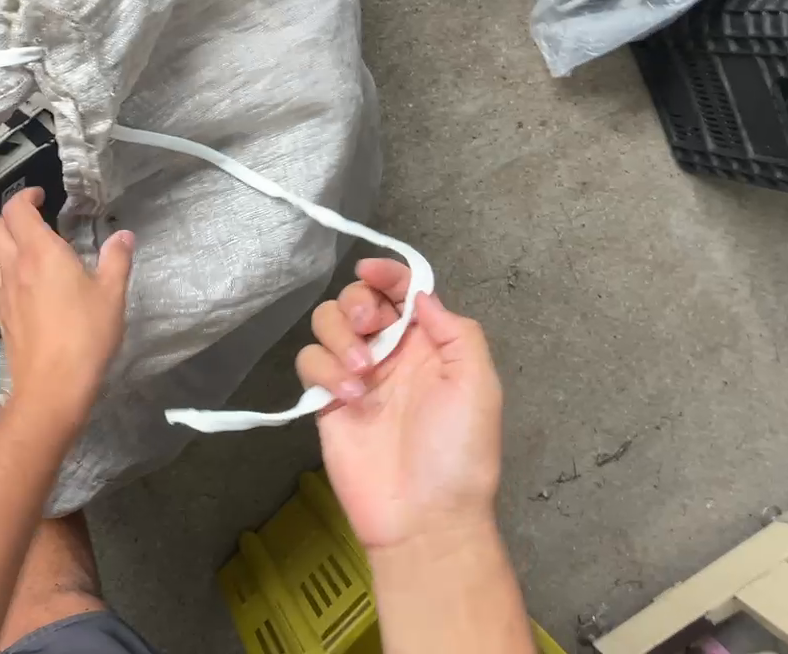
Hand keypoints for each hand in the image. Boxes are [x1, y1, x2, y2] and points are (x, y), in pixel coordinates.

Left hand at [0, 189, 134, 429]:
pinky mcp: (0, 316)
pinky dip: (2, 273)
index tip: (41, 196)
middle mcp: (15, 267)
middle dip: (9, 216)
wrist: (52, 387)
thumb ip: (116, 260)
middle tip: (33, 219)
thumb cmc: (85, 336)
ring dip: (2, 244)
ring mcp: (3, 293)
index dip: (25, 196)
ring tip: (26, 248)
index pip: (16, 210)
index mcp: (41, 252)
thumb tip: (123, 236)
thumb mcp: (112, 295)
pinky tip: (21, 284)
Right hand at [296, 259, 503, 552]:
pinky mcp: (324, 397)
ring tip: (361, 372)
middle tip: (366, 325)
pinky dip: (323, 369)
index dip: (386, 273)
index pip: (401, 292)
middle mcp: (388, 352)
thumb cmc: (458, 452)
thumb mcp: (478, 387)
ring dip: (338, 336)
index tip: (369, 271)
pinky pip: (308, 360)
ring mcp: (353, 373)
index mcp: (427, 345)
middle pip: (356, 299)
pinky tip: (347, 396)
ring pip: (326, 322)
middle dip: (356, 302)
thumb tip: (420, 295)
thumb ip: (456, 332)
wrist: (422, 517)